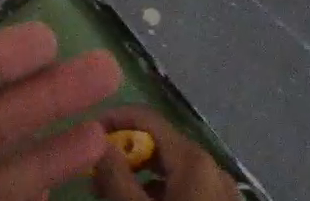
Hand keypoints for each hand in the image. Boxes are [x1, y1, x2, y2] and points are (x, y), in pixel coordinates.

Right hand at [90, 106, 240, 200]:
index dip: (112, 119)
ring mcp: (225, 192)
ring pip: (174, 168)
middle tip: (97, 170)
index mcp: (194, 158)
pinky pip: (189, 188)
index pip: (145, 117)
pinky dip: (163, 190)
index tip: (85, 136)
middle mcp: (214, 166)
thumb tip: (96, 140)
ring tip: (116, 190)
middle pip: (159, 142)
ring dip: (142, 174)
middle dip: (125, 151)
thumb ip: (113, 173)